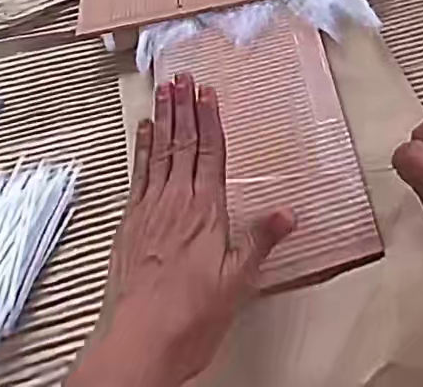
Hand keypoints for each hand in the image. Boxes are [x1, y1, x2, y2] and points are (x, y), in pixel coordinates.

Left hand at [71, 74, 296, 386]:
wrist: (141, 345)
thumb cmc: (191, 315)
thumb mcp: (238, 281)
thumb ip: (262, 240)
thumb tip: (291, 212)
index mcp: (207, 209)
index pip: (211, 151)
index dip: (209, 118)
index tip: (208, 92)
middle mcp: (179, 200)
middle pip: (185, 142)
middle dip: (184, 106)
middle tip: (183, 76)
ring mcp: (152, 208)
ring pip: (161, 150)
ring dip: (164, 117)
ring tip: (164, 89)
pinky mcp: (131, 222)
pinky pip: (139, 174)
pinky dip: (142, 148)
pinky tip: (144, 129)